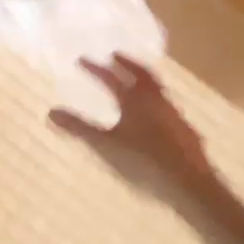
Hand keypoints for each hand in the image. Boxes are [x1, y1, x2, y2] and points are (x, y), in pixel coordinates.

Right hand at [49, 56, 211, 183]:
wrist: (193, 188)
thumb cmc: (144, 162)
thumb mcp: (105, 146)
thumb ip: (79, 128)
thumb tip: (51, 112)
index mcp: (134, 99)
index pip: (110, 76)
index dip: (94, 68)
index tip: (81, 59)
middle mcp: (156, 101)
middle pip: (142, 74)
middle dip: (127, 63)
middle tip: (115, 55)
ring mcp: (175, 117)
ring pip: (158, 91)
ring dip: (144, 83)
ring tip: (135, 85)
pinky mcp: (188, 135)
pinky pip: (169, 110)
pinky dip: (157, 105)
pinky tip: (156, 119)